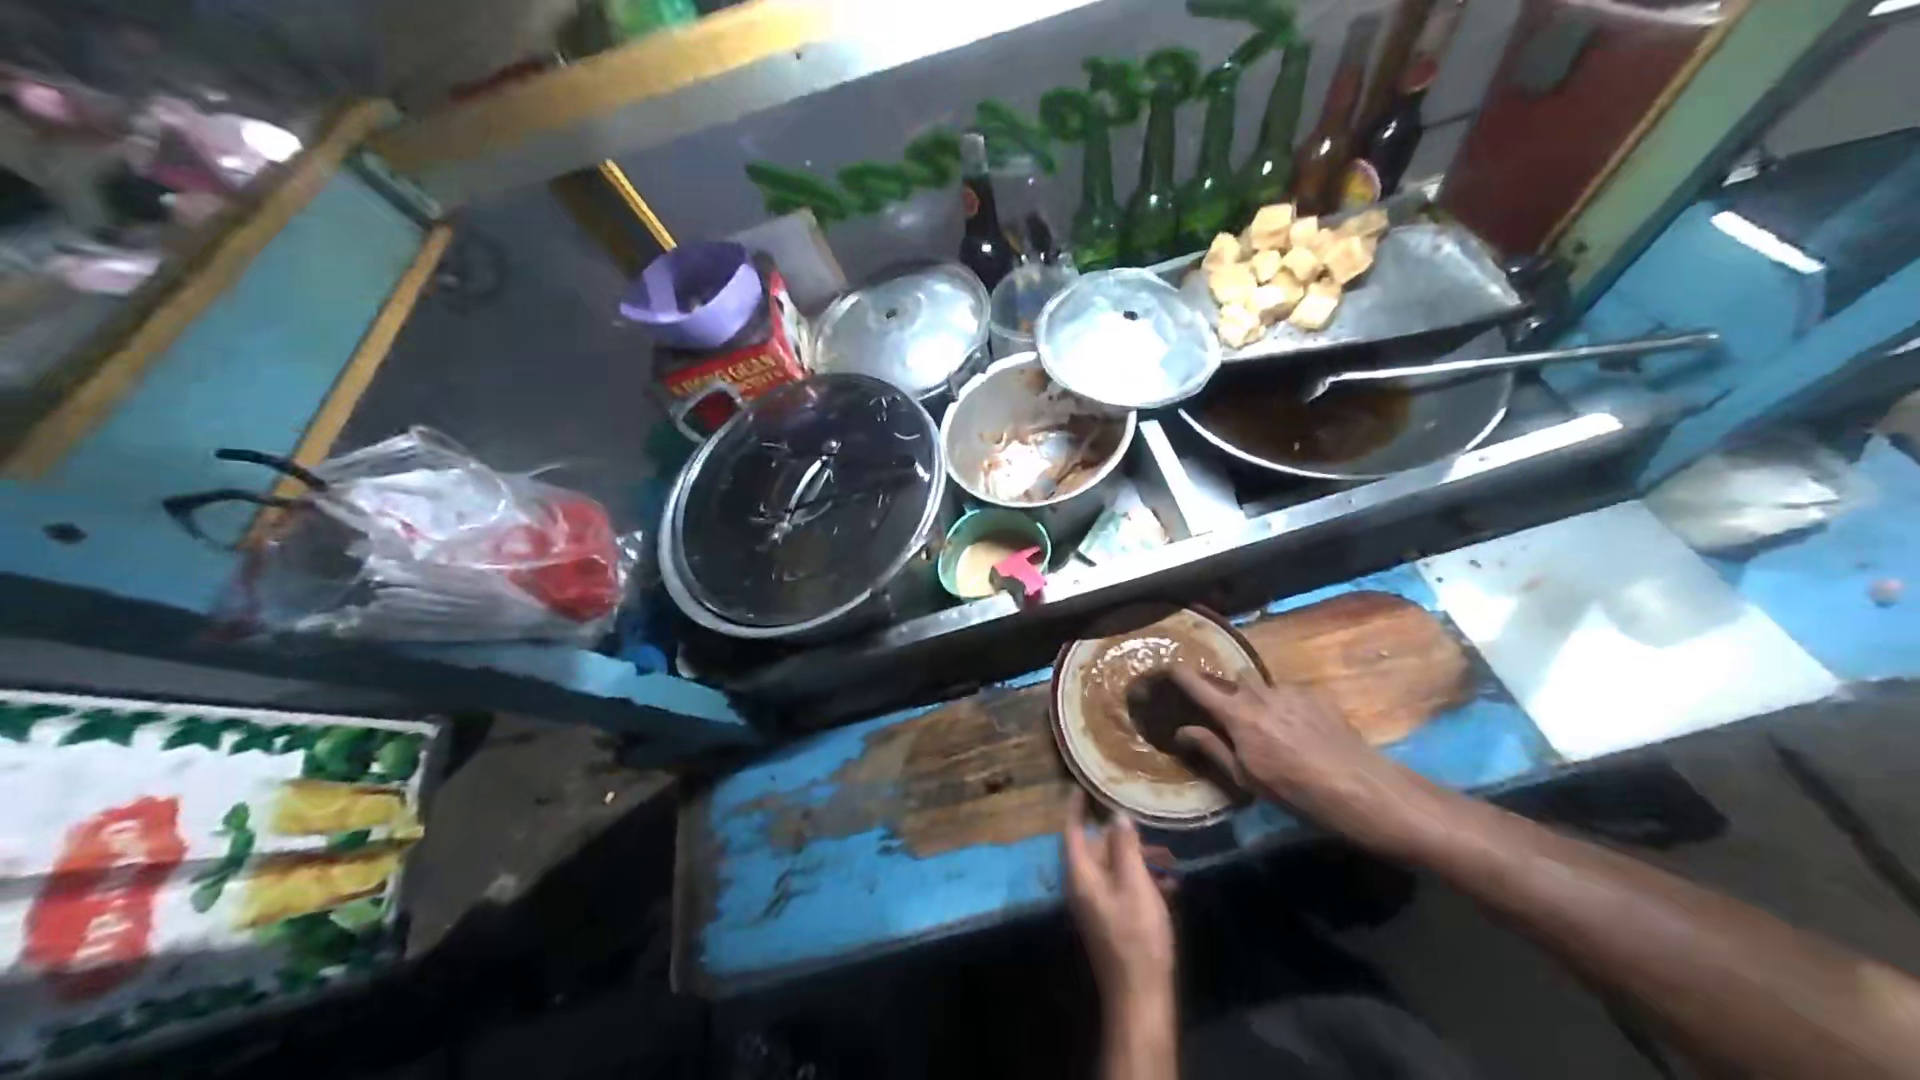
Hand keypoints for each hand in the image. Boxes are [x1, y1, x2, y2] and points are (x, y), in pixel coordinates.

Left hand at [1062, 789, 1174, 1007]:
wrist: (1141, 995)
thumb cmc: (1137, 935)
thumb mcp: (1135, 884)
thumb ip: (1125, 847)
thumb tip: (1116, 816)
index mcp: (1080, 874)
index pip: (1071, 831)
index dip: (1075, 808)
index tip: (1081, 786)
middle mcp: (1081, 886)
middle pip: (1095, 847)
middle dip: (1122, 838)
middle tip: (1152, 832)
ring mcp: (1095, 904)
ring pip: (1113, 867)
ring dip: (1138, 860)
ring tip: (1170, 861)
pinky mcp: (1110, 918)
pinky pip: (1121, 887)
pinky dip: (1141, 881)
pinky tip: (1170, 886)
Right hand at [1168, 668, 1423, 847]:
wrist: (1360, 788)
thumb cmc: (1295, 791)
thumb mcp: (1246, 778)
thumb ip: (1211, 748)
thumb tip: (1181, 730)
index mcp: (1237, 715)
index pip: (1199, 685)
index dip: (1180, 674)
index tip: (1169, 667)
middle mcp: (1260, 695)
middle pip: (1235, 677)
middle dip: (1230, 689)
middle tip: (1234, 713)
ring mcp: (1290, 691)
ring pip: (1263, 684)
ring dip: (1259, 698)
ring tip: (1271, 725)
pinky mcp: (1317, 695)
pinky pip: (1290, 693)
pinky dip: (1286, 706)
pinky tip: (1300, 730)